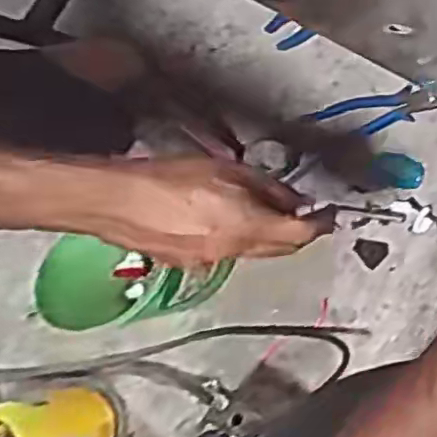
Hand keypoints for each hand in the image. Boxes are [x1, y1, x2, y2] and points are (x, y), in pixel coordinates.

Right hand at [96, 157, 324, 266]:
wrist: (107, 199)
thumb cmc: (171, 179)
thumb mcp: (234, 173)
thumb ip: (273, 191)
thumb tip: (298, 202)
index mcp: (246, 228)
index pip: (299, 235)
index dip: (321, 224)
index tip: (329, 213)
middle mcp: (230, 252)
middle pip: (281, 249)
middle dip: (300, 234)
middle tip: (309, 215)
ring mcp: (205, 261)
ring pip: (255, 253)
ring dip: (272, 238)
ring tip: (273, 215)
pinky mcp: (183, 263)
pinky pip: (227, 254)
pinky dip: (242, 240)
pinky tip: (235, 223)